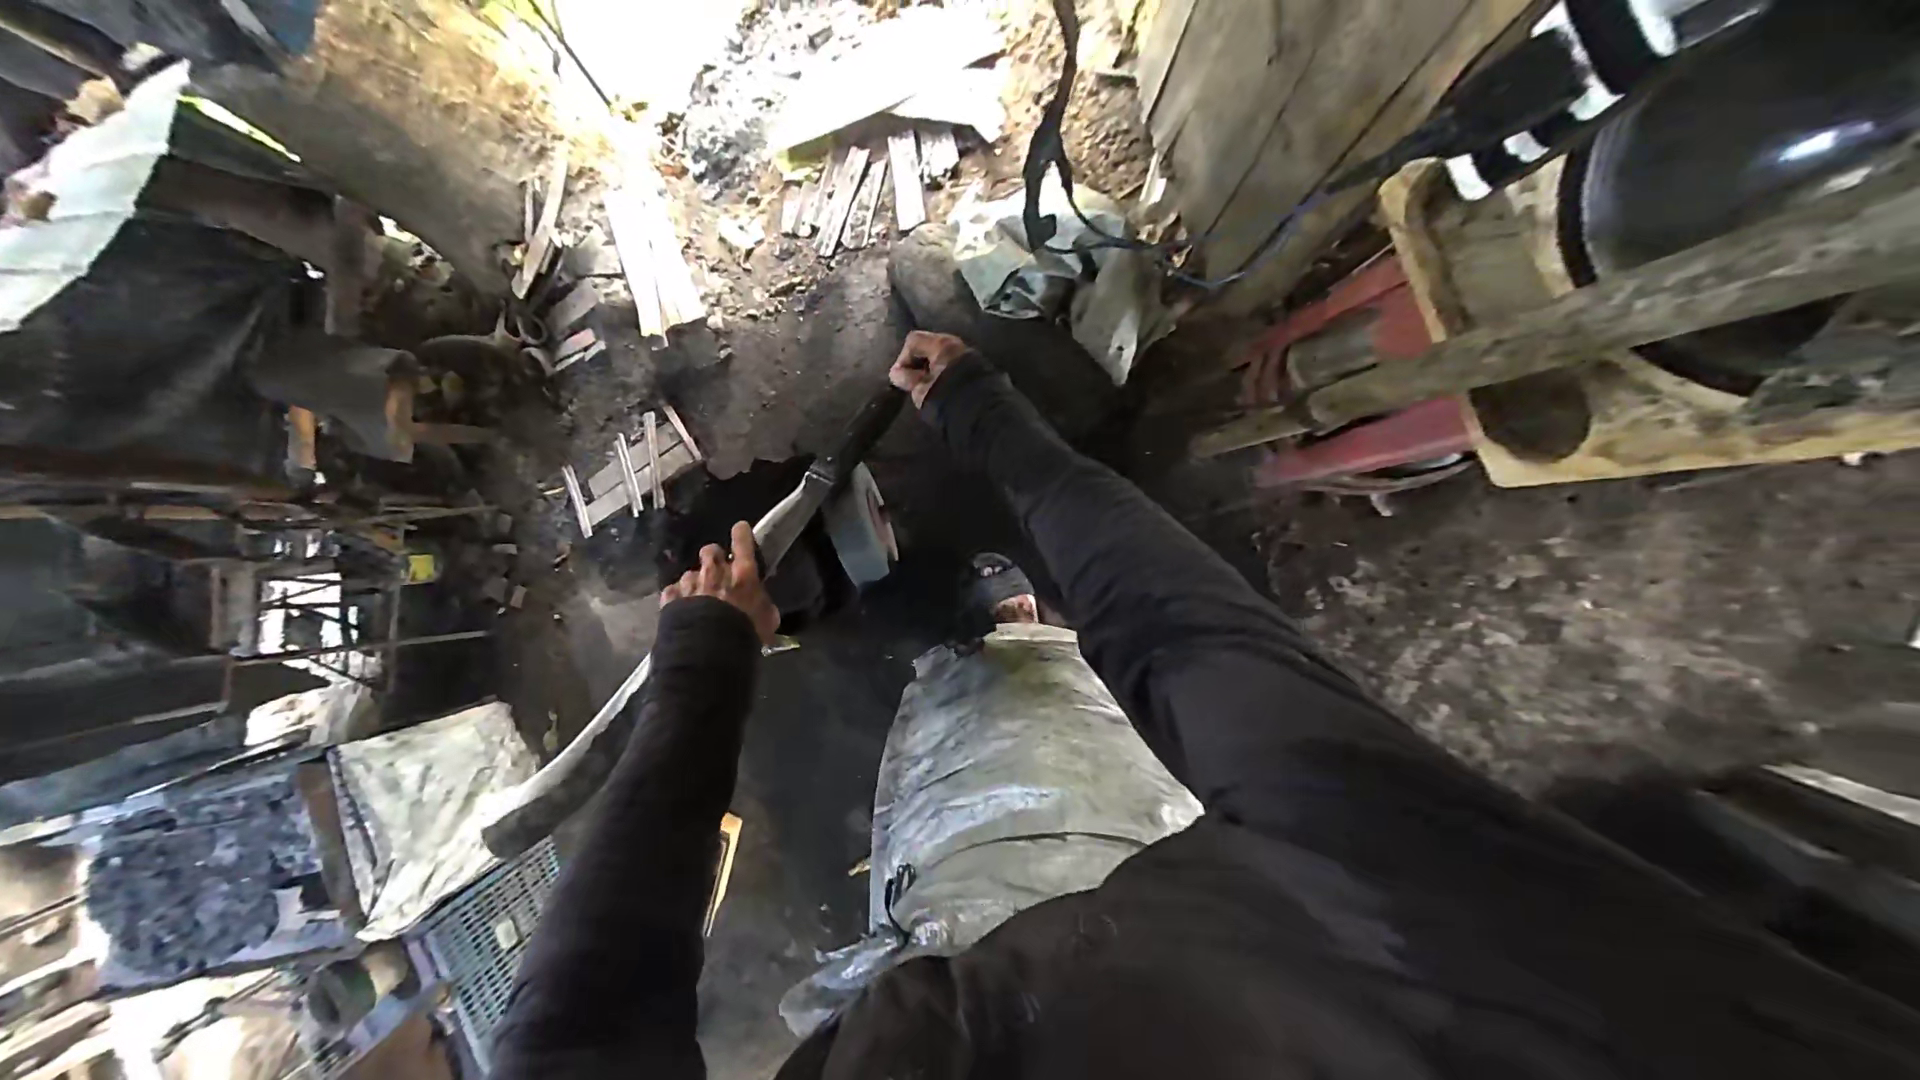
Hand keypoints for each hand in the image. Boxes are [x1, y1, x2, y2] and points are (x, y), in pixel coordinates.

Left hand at [661, 521, 779, 644]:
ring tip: (699, 597)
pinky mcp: (671, 598)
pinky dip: (678, 596)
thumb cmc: (746, 631)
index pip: (742, 541)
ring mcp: (690, 583)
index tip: (740, 529)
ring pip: (690, 572)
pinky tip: (683, 608)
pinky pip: (673, 590)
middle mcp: (714, 572)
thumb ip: (763, 603)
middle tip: (717, 569)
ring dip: (696, 581)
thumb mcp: (767, 618)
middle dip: (713, 556)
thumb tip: (762, 601)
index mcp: (742, 573)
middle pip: (710, 550)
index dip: (741, 533)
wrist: (711, 650)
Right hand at [889, 331, 970, 408]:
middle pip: (930, 346)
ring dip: (932, 369)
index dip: (903, 358)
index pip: (914, 341)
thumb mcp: (920, 390)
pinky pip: (954, 366)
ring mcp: (969, 355)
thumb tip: (896, 373)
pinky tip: (944, 390)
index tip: (901, 376)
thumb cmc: (945, 398)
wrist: (980, 412)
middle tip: (914, 383)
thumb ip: (906, 378)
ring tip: (929, 388)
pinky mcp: (977, 369)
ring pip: (942, 357)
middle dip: (919, 363)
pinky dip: (945, 374)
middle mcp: (956, 344)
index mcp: (941, 344)